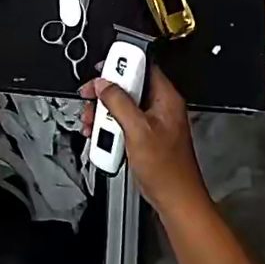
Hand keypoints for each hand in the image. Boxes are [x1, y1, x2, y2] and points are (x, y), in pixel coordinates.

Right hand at [80, 67, 207, 214]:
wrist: (174, 199)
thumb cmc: (167, 170)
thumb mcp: (138, 130)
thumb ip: (119, 103)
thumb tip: (104, 85)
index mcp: (165, 98)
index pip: (142, 66)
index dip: (121, 64)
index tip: (102, 70)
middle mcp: (159, 106)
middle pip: (127, 85)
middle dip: (105, 93)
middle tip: (90, 99)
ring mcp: (151, 121)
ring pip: (121, 104)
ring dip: (103, 113)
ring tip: (93, 123)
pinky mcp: (143, 134)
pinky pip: (121, 122)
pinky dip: (108, 126)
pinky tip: (100, 136)